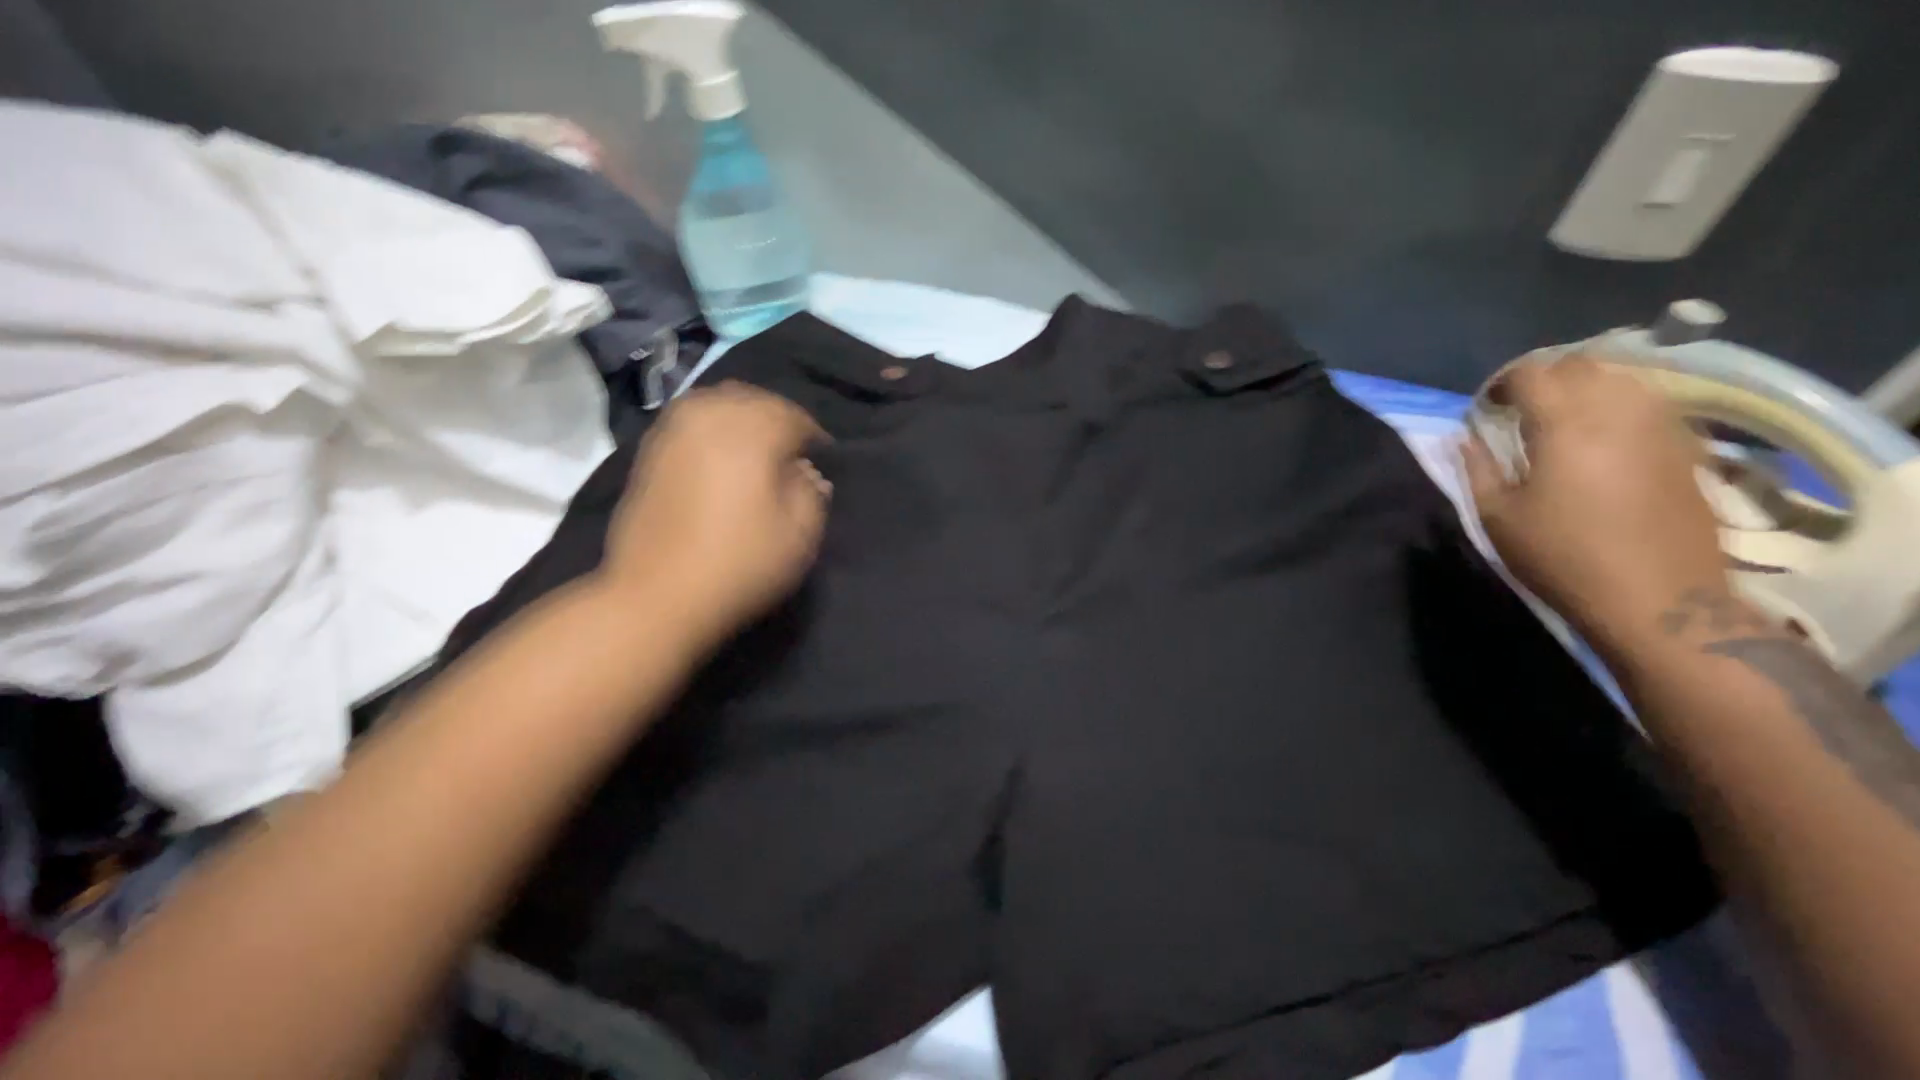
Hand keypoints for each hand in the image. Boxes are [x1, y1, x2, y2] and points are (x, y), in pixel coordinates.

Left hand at [598, 382, 830, 645]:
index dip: (814, 440)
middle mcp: (710, 415)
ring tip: (754, 454)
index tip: (822, 464)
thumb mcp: (799, 535)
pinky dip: (711, 431)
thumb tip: (806, 472)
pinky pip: (690, 422)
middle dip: (777, 421)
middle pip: (755, 401)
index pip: (795, 417)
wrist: (656, 596)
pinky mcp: (649, 449)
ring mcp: (673, 429)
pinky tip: (719, 460)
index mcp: (752, 430)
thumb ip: (812, 492)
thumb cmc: (738, 565)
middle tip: (790, 456)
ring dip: (741, 421)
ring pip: (717, 404)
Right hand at [1460, 354, 1727, 643]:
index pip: (1529, 373)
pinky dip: (1625, 408)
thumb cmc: (1565, 559)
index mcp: (1563, 422)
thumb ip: (1478, 469)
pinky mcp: (1689, 445)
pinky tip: (1612, 440)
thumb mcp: (1500, 519)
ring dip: (1589, 387)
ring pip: (1623, 377)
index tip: (1489, 409)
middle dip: (1547, 378)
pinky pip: (1653, 404)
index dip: (1501, 384)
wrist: (1661, 600)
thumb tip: (1464, 438)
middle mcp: (1617, 408)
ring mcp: (1661, 423)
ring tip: (1570, 420)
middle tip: (1526, 410)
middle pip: (1579, 363)